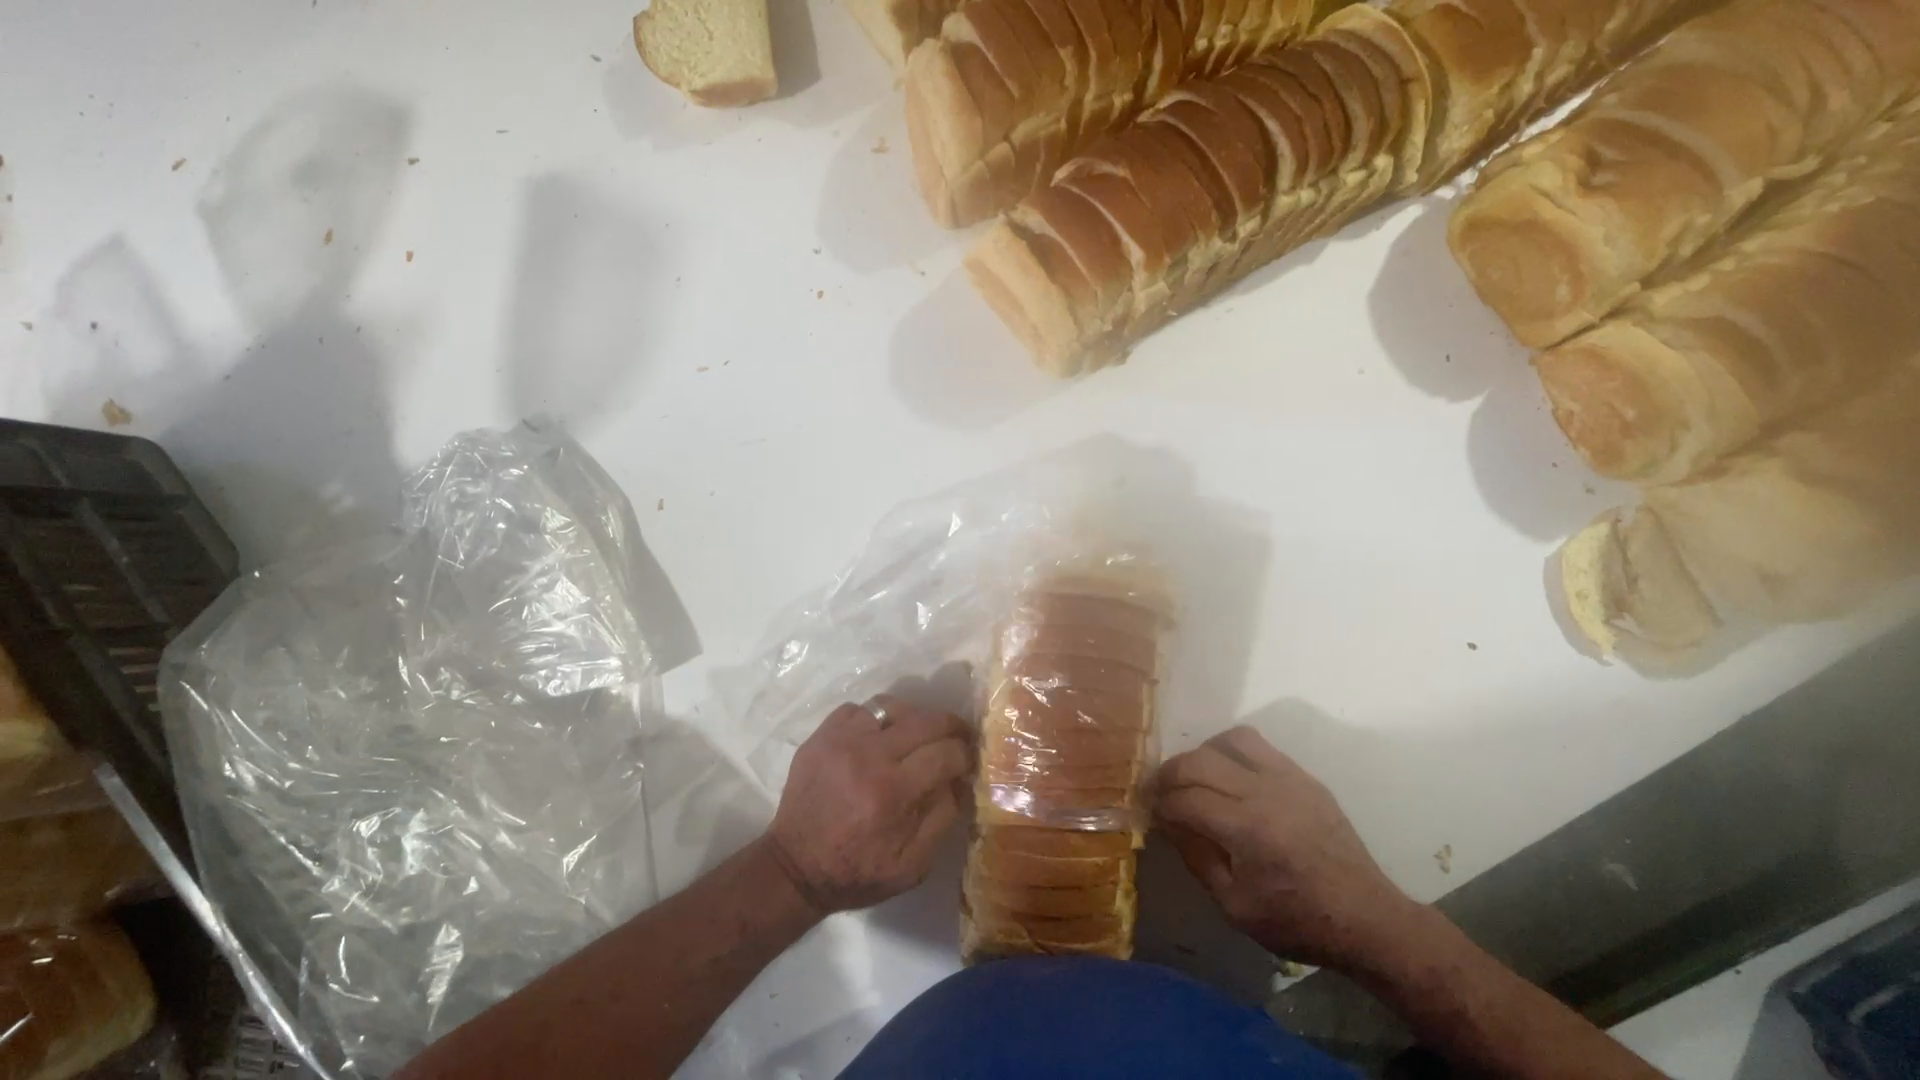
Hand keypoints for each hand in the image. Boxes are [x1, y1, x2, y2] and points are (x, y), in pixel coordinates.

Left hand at [768, 695, 973, 914]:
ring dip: (913, 718)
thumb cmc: (858, 872)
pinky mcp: (820, 737)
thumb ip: (943, 817)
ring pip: (891, 707)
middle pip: (925, 721)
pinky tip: (880, 738)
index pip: (946, 753)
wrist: (796, 868)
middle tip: (959, 737)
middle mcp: (868, 757)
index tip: (969, 761)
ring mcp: (840, 741)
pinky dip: (876, 719)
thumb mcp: (913, 864)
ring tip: (918, 735)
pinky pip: (858, 710)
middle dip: (951, 727)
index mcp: (893, 792)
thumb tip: (959, 780)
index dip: (965, 754)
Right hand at [1156, 726, 1416, 968]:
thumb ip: (1196, 858)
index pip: (1185, 799)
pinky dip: (1235, 755)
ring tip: (1196, 777)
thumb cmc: (1296, 920)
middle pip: (1200, 760)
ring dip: (1204, 753)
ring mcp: (1289, 779)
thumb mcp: (1234, 906)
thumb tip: (1168, 822)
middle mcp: (1266, 792)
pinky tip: (1230, 780)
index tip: (1150, 813)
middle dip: (1170, 773)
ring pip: (1233, 739)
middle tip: (1160, 791)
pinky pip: (1262, 748)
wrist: (1365, 918)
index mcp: (1247, 829)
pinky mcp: (1306, 779)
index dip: (1160, 804)